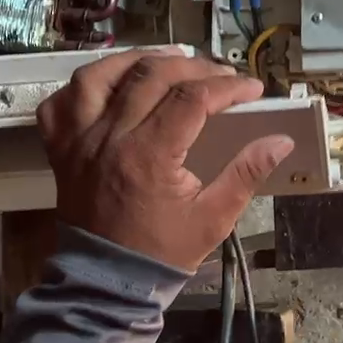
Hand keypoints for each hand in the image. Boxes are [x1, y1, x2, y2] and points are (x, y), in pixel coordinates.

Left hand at [37, 50, 294, 269]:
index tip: (252, 89)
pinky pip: (61, 101)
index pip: (193, 97)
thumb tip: (281, 140)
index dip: (228, 86)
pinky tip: (113, 84)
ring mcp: (78, 140)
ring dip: (138, 59)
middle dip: (195, 67)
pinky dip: (86, 84)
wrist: (105, 283)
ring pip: (100, 75)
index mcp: (149, 155)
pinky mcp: (60, 148)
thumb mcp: (215, 217)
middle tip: (221, 76)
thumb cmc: (163, 250)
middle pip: (152, 75)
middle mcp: (109, 138)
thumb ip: (247, 173)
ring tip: (170, 61)